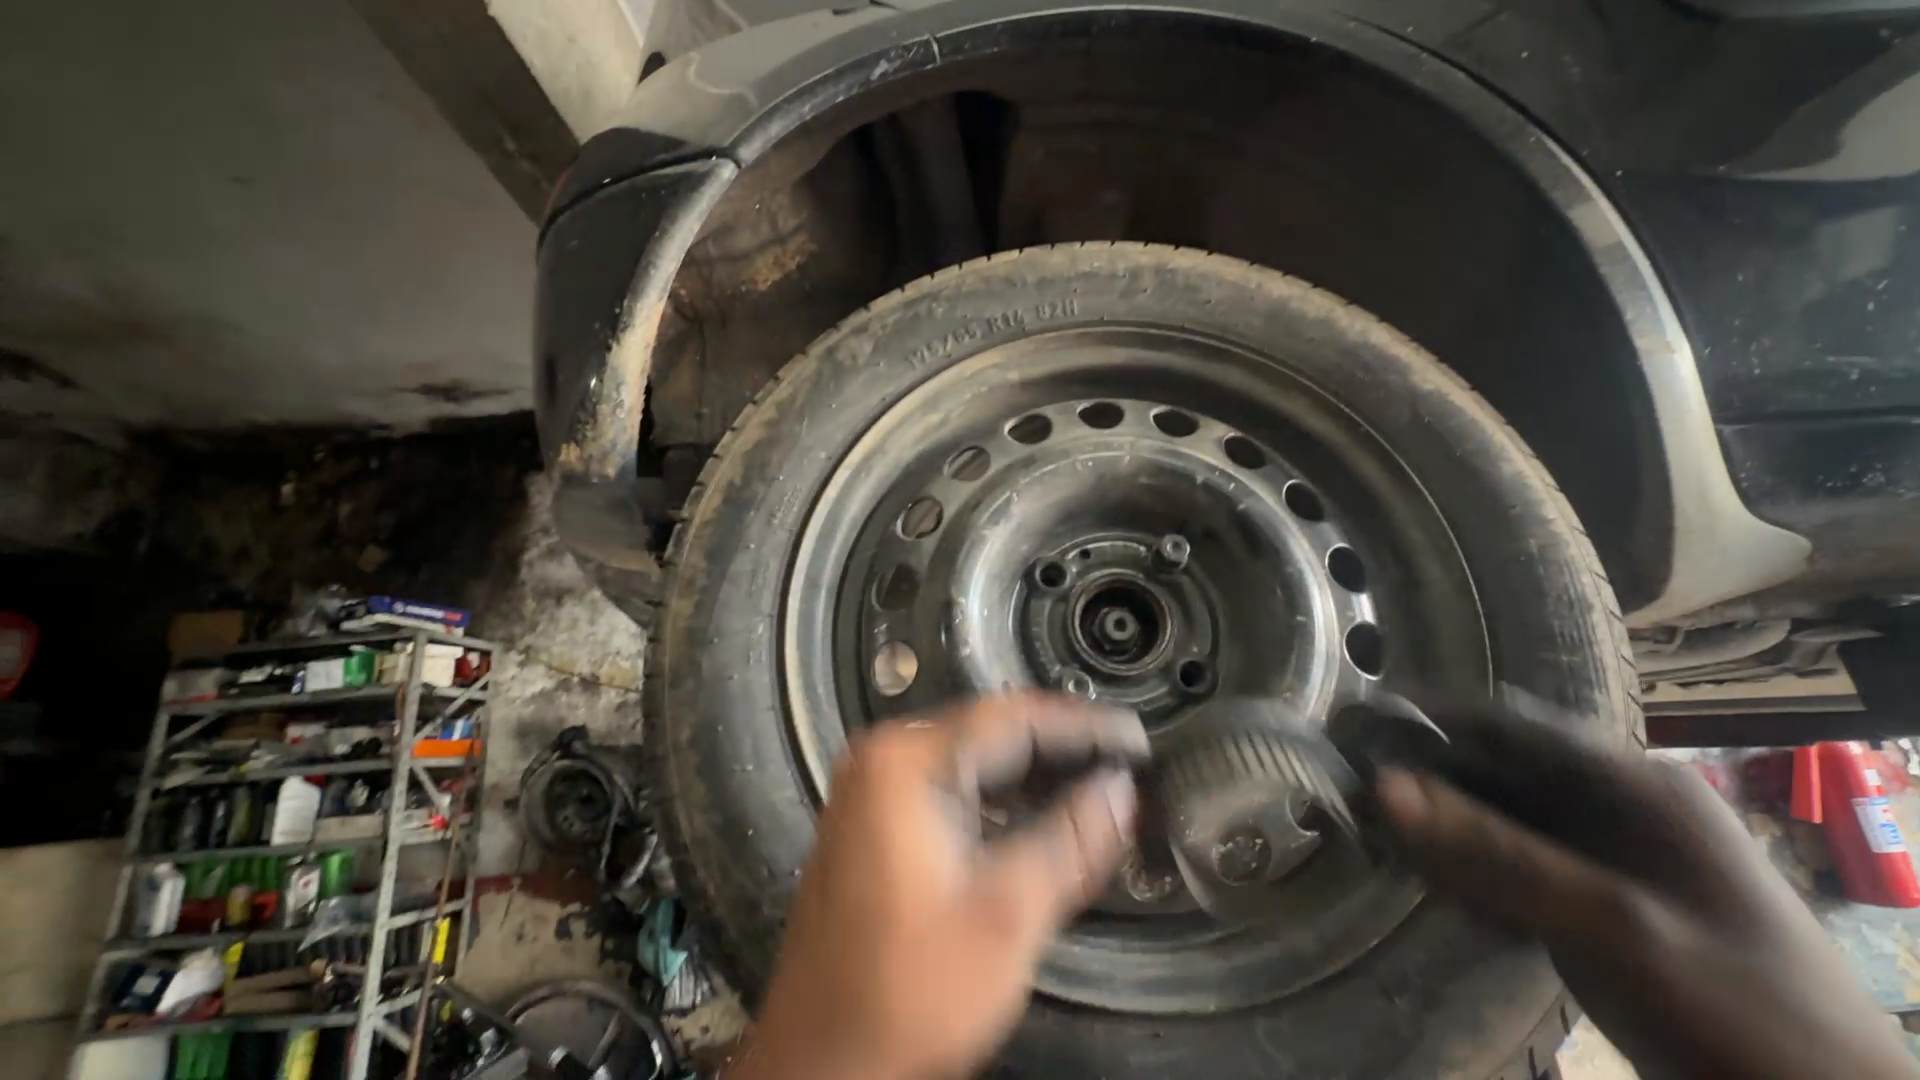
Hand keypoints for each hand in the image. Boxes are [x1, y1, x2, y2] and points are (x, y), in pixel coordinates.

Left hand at [732, 693, 1148, 1079]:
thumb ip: (1074, 840)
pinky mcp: (874, 824)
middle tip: (1124, 766)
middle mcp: (881, 763)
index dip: (1084, 727)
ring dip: (1034, 777)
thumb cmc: (902, 996)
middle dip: (1063, 751)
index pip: (1014, 717)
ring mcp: (872, 792)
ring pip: (973, 762)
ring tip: (1097, 792)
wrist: (824, 1063)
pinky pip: (951, 790)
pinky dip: (1000, 801)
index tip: (1132, 741)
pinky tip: (1041, 820)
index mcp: (905, 763)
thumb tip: (1119, 793)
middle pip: (991, 733)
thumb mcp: (1008, 914)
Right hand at [1375, 708, 1917, 1079]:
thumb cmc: (1740, 1009)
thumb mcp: (1615, 926)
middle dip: (1421, 785)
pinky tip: (1438, 893)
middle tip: (1347, 801)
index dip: (1425, 720)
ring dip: (1437, 833)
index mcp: (1631, 785)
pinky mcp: (1592, 903)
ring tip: (1374, 845)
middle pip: (1493, 774)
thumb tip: (1379, 787)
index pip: (1506, 725)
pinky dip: (1468, 876)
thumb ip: (1496, 855)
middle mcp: (1612, 807)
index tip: (1350, 731)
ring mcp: (1603, 858)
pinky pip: (1510, 870)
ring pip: (1495, 823)